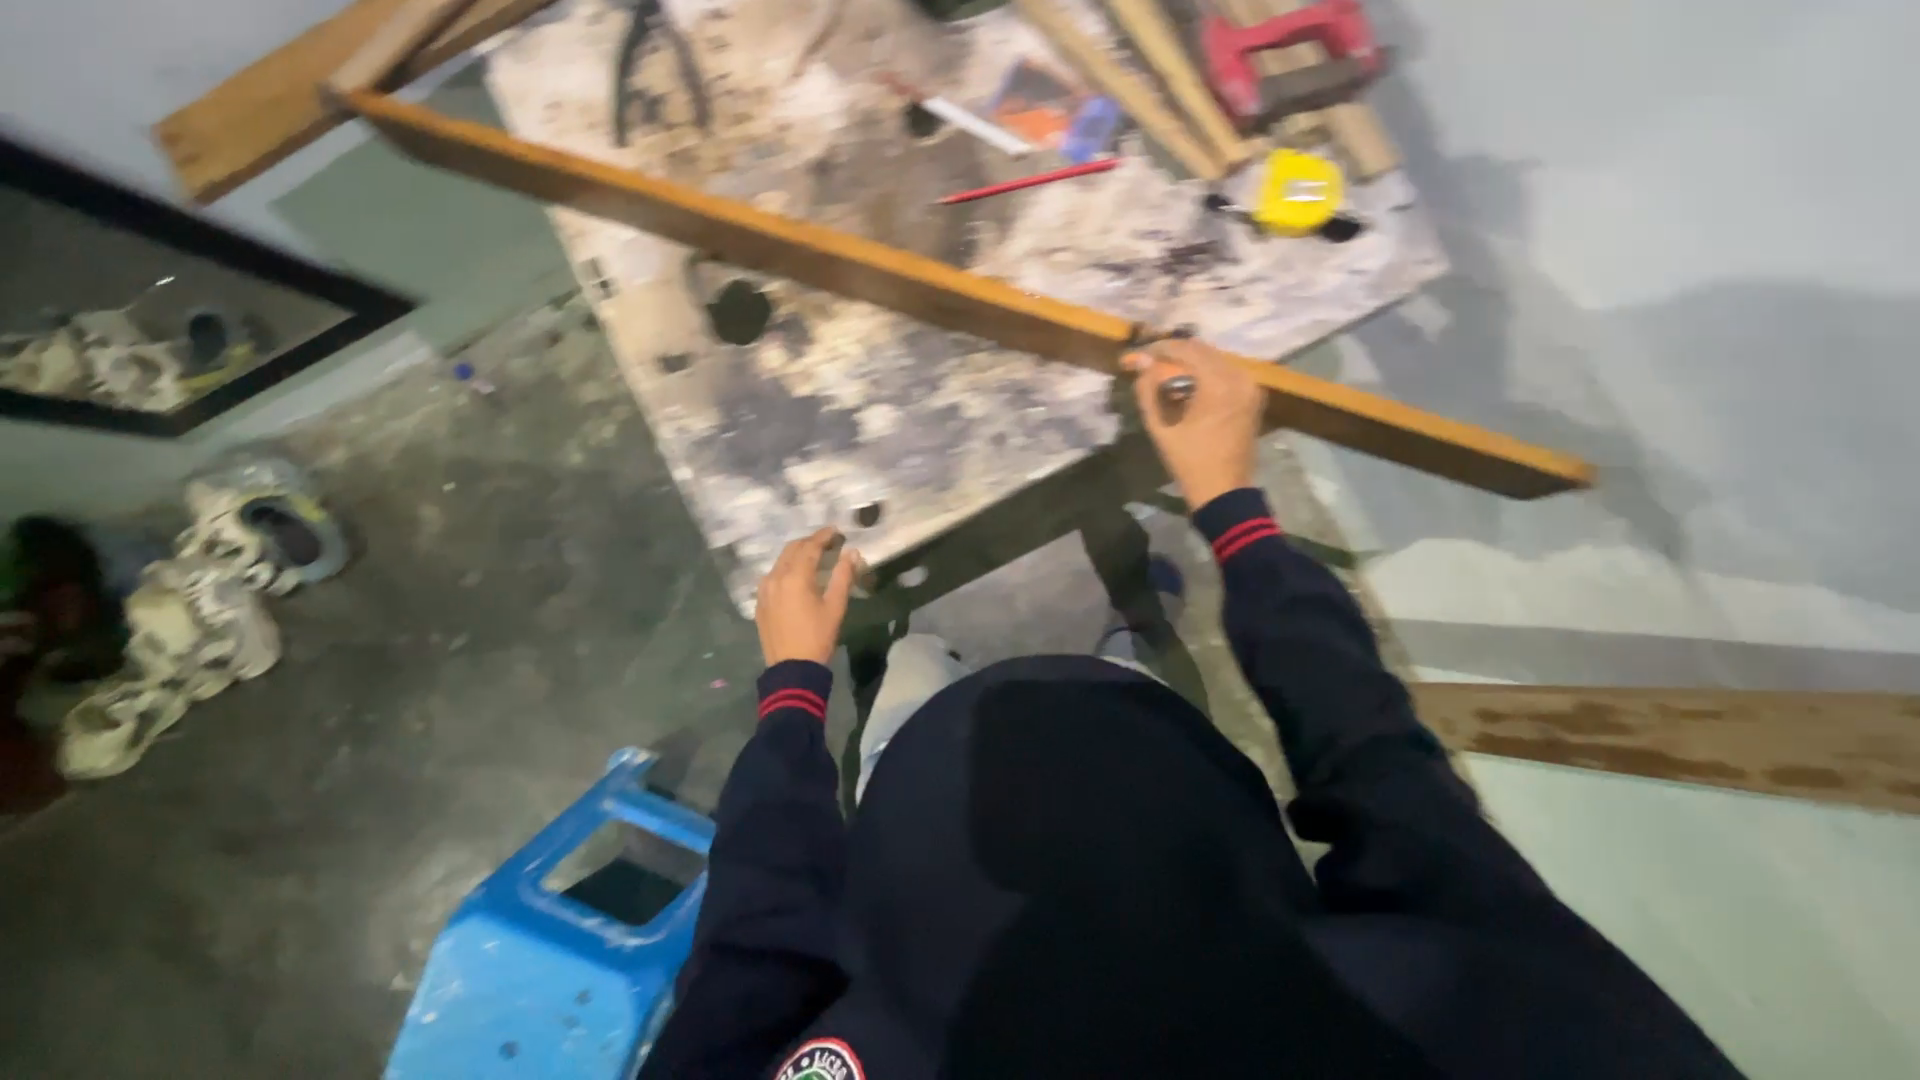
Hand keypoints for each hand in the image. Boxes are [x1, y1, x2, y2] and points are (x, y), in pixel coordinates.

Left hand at [756, 528, 859, 665]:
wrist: (792, 668)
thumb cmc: (818, 637)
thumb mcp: (835, 606)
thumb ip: (843, 576)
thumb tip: (851, 552)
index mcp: (795, 576)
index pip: (810, 546)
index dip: (824, 536)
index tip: (837, 531)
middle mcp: (775, 577)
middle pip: (792, 549)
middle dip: (810, 542)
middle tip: (828, 543)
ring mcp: (764, 589)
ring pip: (780, 561)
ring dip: (797, 554)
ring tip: (814, 557)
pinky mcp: (760, 602)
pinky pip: (772, 576)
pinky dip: (786, 569)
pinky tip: (796, 577)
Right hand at [1127, 339, 1264, 509]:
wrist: (1224, 490)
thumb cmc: (1189, 461)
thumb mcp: (1161, 427)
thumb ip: (1148, 390)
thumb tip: (1141, 363)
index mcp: (1218, 384)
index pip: (1186, 350)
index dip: (1160, 348)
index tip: (1140, 354)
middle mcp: (1239, 377)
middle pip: (1203, 350)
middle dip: (1176, 352)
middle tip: (1151, 360)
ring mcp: (1250, 385)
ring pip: (1216, 359)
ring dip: (1191, 361)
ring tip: (1167, 370)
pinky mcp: (1253, 395)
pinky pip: (1227, 372)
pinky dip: (1207, 372)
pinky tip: (1190, 382)